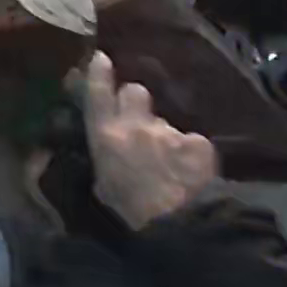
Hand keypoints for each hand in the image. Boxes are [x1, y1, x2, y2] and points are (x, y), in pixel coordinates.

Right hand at [79, 52, 217, 229]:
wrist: (180, 229)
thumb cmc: (129, 210)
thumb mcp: (100, 182)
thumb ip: (98, 154)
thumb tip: (89, 143)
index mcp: (106, 135)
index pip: (98, 93)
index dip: (98, 73)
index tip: (101, 57)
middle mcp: (135, 125)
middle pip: (136, 92)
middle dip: (136, 100)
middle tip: (139, 118)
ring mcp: (168, 131)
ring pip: (165, 121)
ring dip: (165, 134)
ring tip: (170, 161)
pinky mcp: (198, 143)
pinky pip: (191, 140)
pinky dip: (190, 152)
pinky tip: (191, 172)